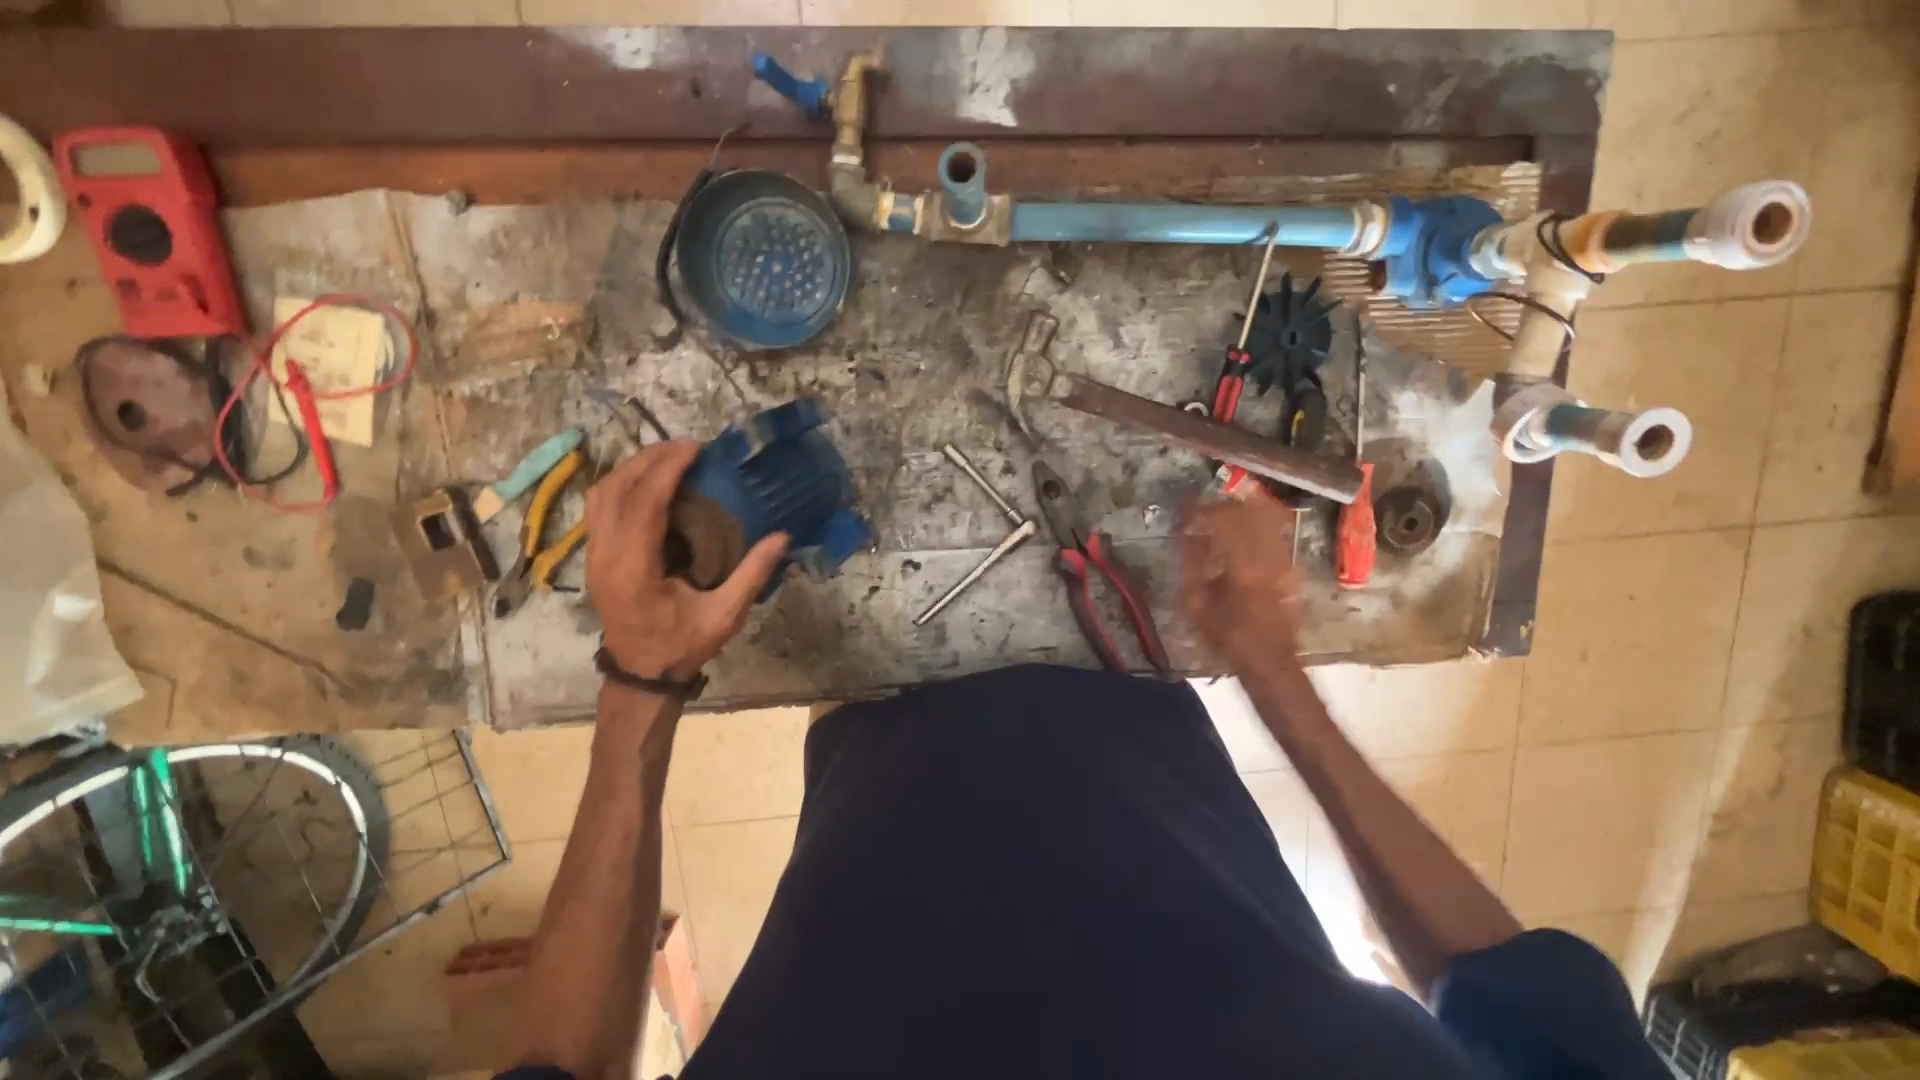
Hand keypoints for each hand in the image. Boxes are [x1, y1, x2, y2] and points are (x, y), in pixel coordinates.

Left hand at [584, 441, 788, 681]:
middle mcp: (606, 556)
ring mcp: (593, 555)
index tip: (695, 449)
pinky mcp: (594, 555)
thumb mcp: (724, 616)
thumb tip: (782, 536)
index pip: (643, 504)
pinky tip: (648, 480)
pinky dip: (622, 484)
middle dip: (650, 459)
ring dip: (632, 468)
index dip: (666, 469)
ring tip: (668, 457)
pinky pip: (599, 506)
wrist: (639, 675)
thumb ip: (751, 575)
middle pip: (616, 489)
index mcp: (634, 569)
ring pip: (601, 494)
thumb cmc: (681, 646)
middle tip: (687, 446)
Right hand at [1177, 491, 1304, 679]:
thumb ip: (1191, 565)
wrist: (1269, 663)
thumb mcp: (1196, 606)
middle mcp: (1267, 555)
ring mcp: (1284, 560)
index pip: (1222, 519)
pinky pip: (1276, 535)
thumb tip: (1186, 534)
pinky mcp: (1291, 567)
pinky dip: (1258, 526)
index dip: (1202, 509)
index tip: (1186, 510)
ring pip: (1267, 518)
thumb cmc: (1227, 639)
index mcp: (1240, 564)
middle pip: (1248, 511)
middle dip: (1223, 505)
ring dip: (1243, 511)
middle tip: (1204, 510)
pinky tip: (1243, 534)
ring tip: (1222, 517)